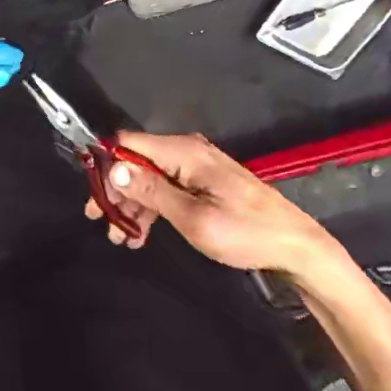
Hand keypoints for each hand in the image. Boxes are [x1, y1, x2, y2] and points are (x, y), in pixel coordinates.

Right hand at [91, 132, 330, 273]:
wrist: (294, 247)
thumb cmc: (244, 232)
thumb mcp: (192, 217)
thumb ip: (151, 191)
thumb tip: (113, 167)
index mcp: (184, 152)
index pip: (129, 143)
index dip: (107, 167)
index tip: (97, 198)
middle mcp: (187, 151)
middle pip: (136, 161)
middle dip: (116, 191)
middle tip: (101, 222)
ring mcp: (196, 166)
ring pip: (149, 177)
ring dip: (132, 205)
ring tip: (121, 237)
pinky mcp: (202, 182)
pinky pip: (166, 187)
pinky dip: (151, 208)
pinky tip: (141, 234)